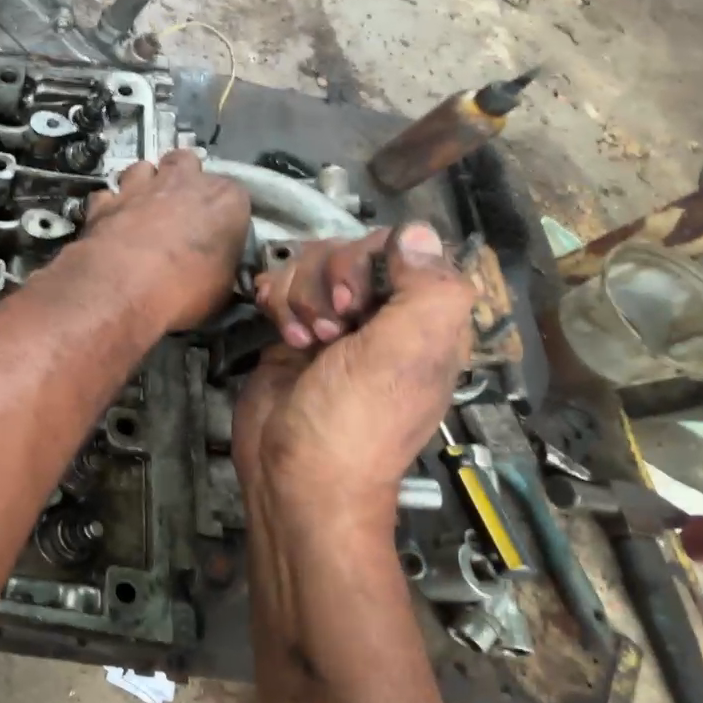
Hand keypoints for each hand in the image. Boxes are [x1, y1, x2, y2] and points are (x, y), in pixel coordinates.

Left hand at [75, 149, 251, 333]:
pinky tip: (109, 223)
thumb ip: (221, 259)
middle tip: (177, 207)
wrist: (119, 293)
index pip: (232, 194)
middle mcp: (182, 182)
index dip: (220, 211)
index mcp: (225, 198)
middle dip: (181, 178)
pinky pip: (107, 195)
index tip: (213, 229)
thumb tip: (214, 263)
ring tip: (142, 210)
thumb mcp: (222, 285)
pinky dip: (109, 206)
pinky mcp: (103, 202)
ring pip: (142, 169)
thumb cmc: (183, 292)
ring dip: (143, 184)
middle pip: (184, 163)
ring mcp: (138, 187)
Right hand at [233, 224, 475, 515]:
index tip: (354, 302)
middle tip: (330, 332)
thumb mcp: (408, 354)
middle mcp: (381, 314)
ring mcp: (333, 323)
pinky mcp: (291, 332)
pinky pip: (280, 288)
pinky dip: (274, 303)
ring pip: (307, 265)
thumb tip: (416, 231)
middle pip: (345, 249)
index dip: (368, 261)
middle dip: (324, 284)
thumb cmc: (356, 420)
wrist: (294, 472)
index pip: (402, 247)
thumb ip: (428, 287)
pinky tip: (279, 332)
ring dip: (295, 297)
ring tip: (302, 340)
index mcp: (425, 318)